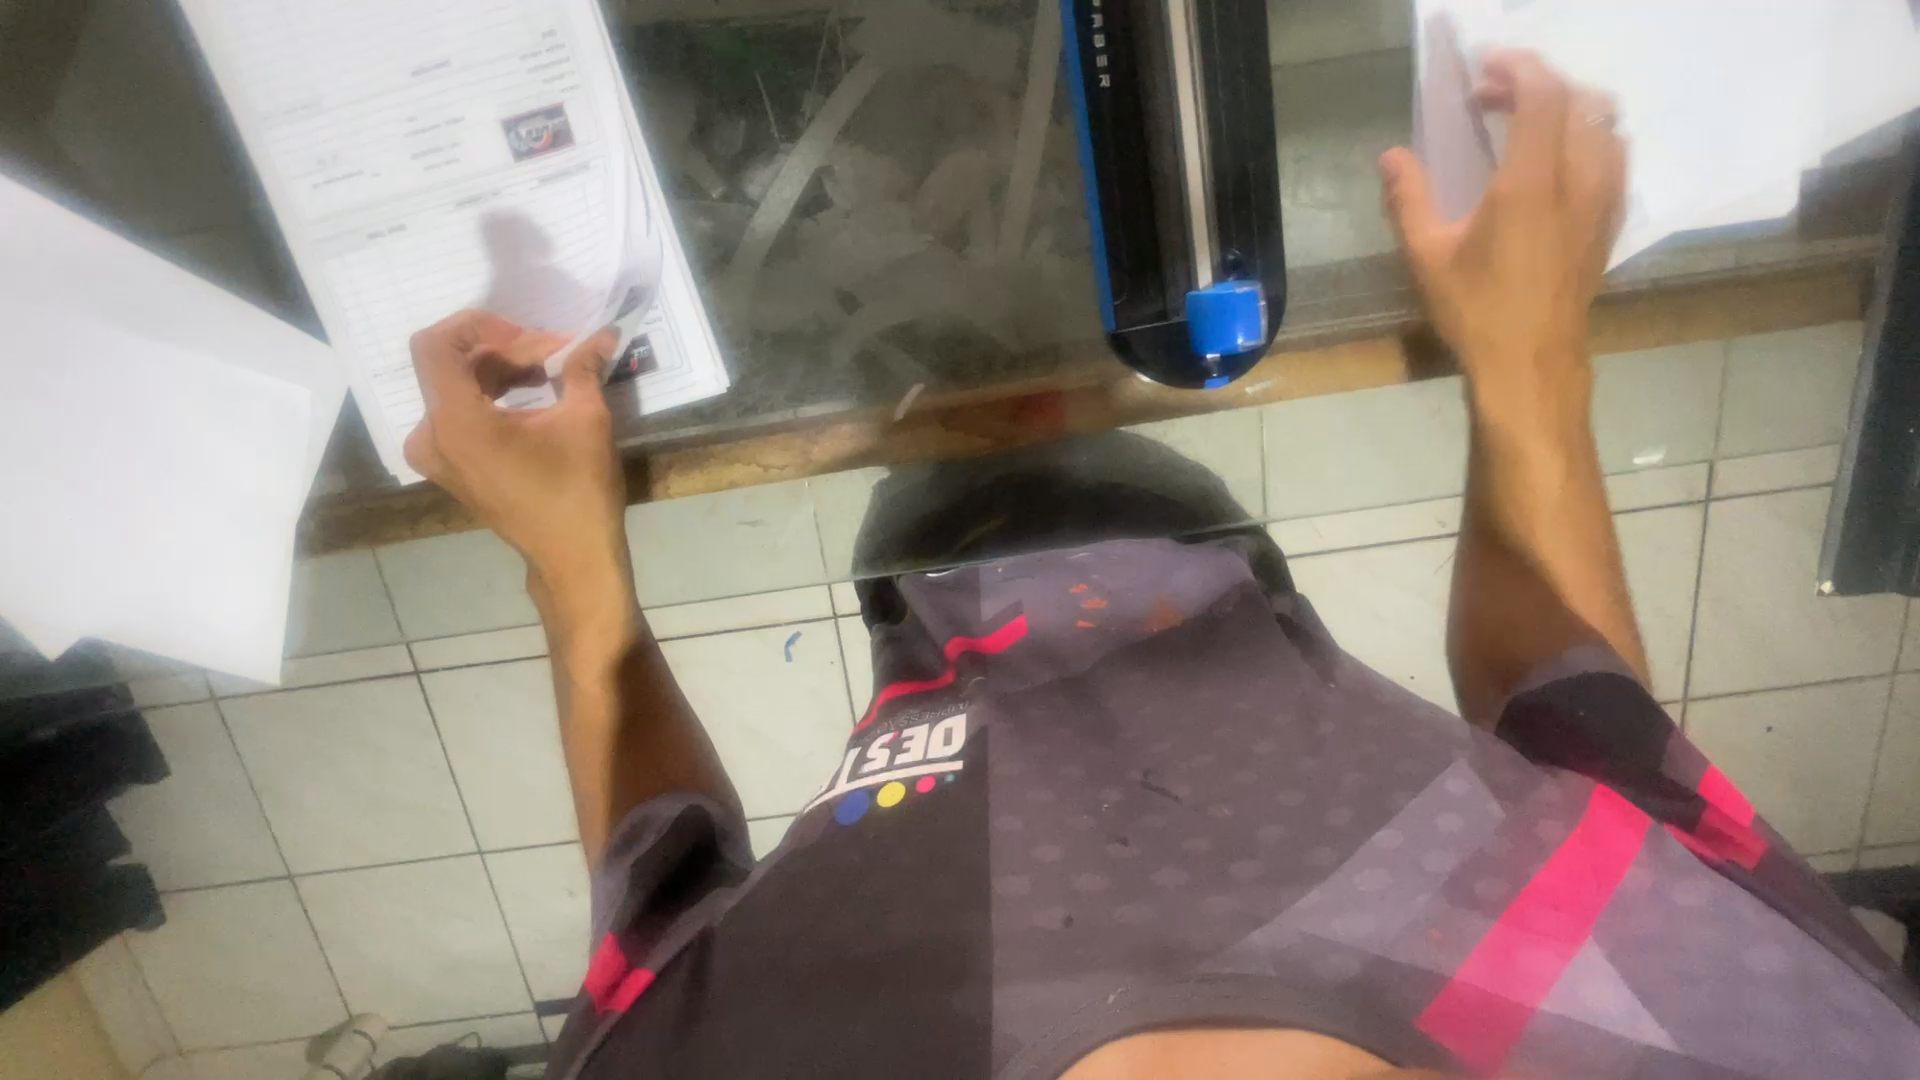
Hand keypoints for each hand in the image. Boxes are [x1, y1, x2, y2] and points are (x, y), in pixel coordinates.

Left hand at [404, 310, 630, 617]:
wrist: (574, 555)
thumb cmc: (579, 491)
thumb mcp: (587, 421)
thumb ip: (583, 369)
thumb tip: (600, 335)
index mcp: (455, 422)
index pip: (436, 344)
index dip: (479, 325)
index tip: (530, 335)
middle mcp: (432, 435)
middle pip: (453, 366)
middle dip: (506, 350)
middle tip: (559, 352)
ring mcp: (438, 456)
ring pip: (459, 390)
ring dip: (502, 372)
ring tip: (552, 372)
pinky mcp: (454, 469)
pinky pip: (463, 416)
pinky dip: (496, 398)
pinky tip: (535, 398)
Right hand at [1379, 50, 1625, 422]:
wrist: (1530, 358)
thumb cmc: (1474, 310)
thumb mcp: (1427, 257)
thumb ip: (1409, 200)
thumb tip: (1391, 156)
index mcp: (1529, 184)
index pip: (1542, 96)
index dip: (1517, 68)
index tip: (1486, 66)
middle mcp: (1578, 177)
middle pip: (1578, 98)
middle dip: (1537, 83)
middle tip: (1493, 95)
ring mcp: (1604, 195)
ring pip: (1604, 121)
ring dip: (1567, 106)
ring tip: (1526, 120)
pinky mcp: (1612, 215)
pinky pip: (1613, 151)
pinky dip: (1586, 134)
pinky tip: (1555, 158)